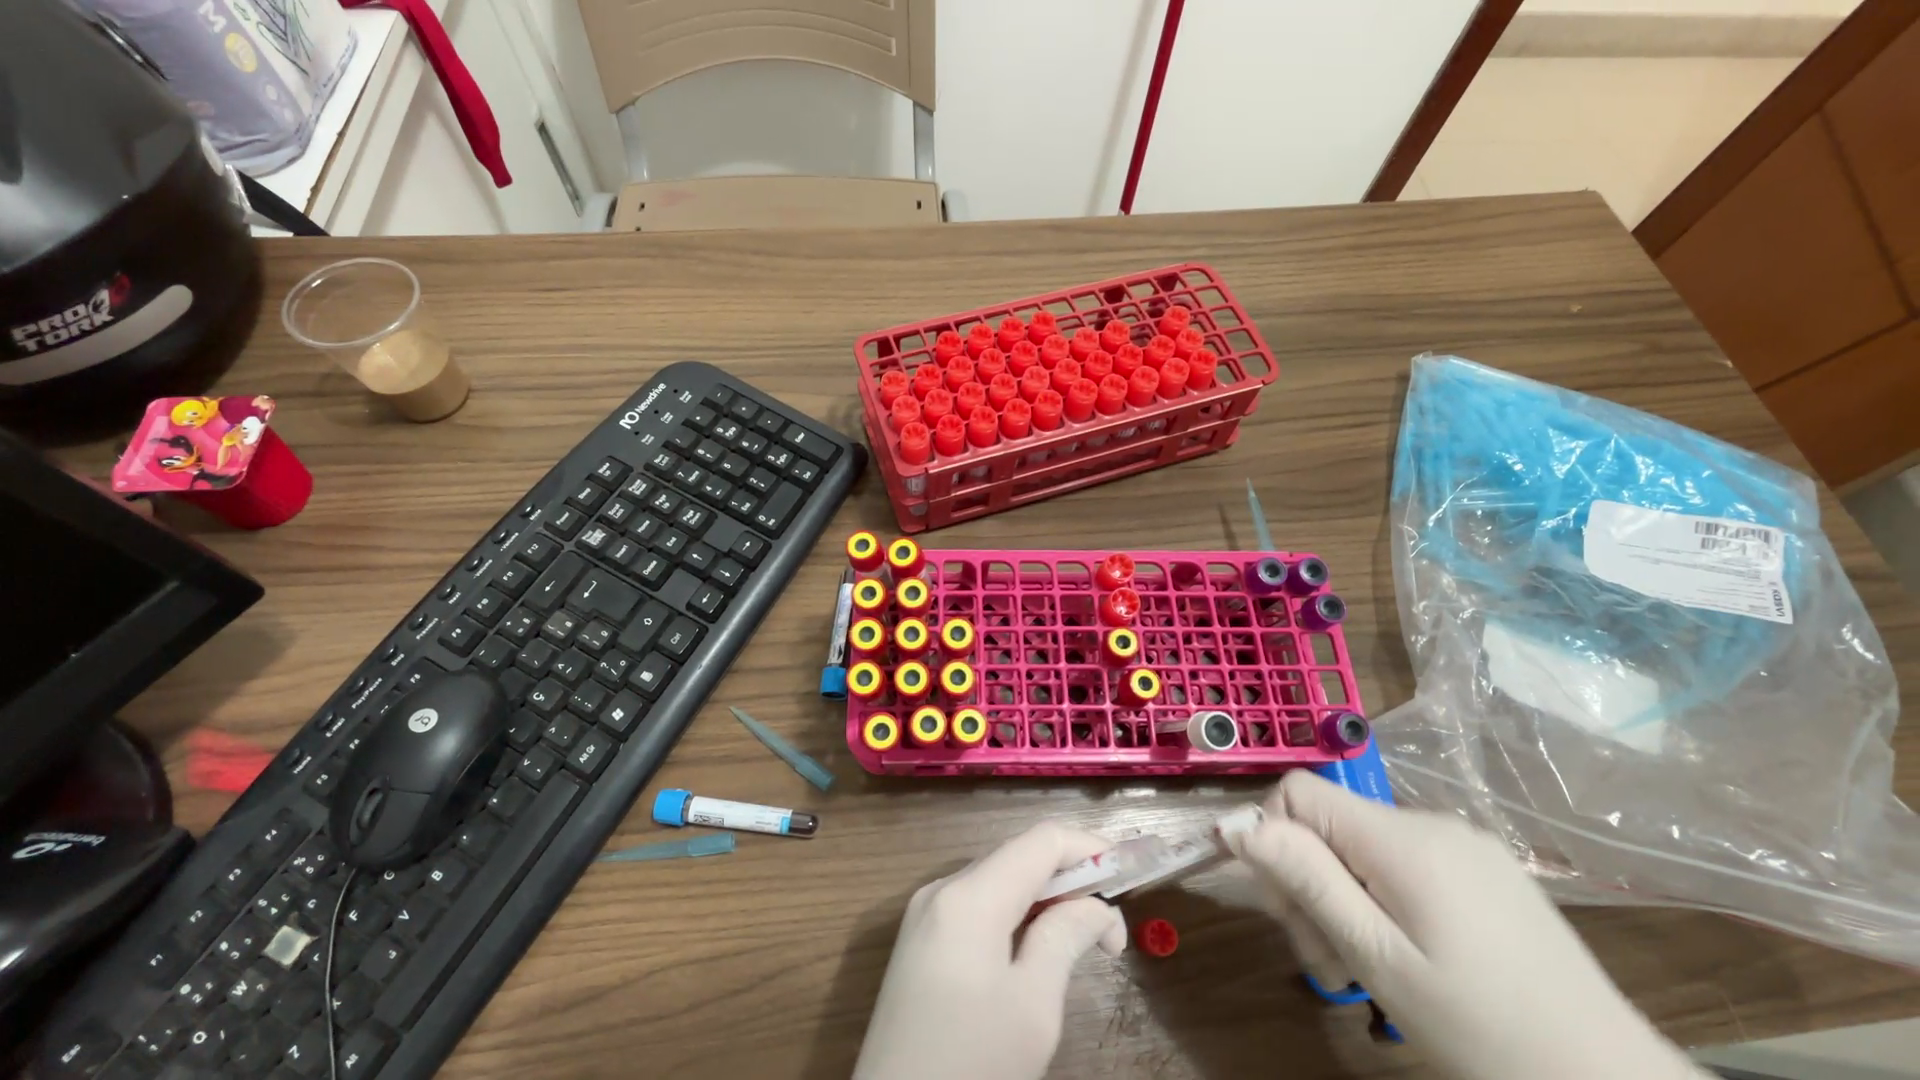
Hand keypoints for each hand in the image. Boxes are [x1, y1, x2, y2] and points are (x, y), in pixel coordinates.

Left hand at [853, 822, 1127, 1079]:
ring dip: (1046, 901)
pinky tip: (1039, 950)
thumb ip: (1064, 939)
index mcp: (968, 896)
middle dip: (1071, 881)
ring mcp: (924, 916)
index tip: (1130, 884)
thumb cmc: (971, 1063)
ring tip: (1084, 942)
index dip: (1090, 849)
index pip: (1041, 840)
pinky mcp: (919, 944)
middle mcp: (941, 890)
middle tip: (1112, 933)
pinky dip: (1016, 916)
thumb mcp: (1032, 1007)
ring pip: (999, 882)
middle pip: (1018, 858)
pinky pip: (977, 908)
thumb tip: (1095, 905)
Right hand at [1225, 771, 1707, 1079]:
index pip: (1298, 791)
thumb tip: (1237, 824)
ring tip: (1366, 969)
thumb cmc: (1478, 1025)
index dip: (1273, 838)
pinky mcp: (1487, 869)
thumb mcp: (1376, 958)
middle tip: (1329, 958)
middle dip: (1310, 884)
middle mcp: (1432, 823)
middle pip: (1329, 824)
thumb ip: (1307, 881)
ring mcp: (1465, 845)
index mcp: (1403, 839)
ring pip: (1363, 847)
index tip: (1288, 907)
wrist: (1606, 1075)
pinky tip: (1406, 956)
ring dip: (1345, 899)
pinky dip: (1384, 899)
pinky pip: (1405, 862)